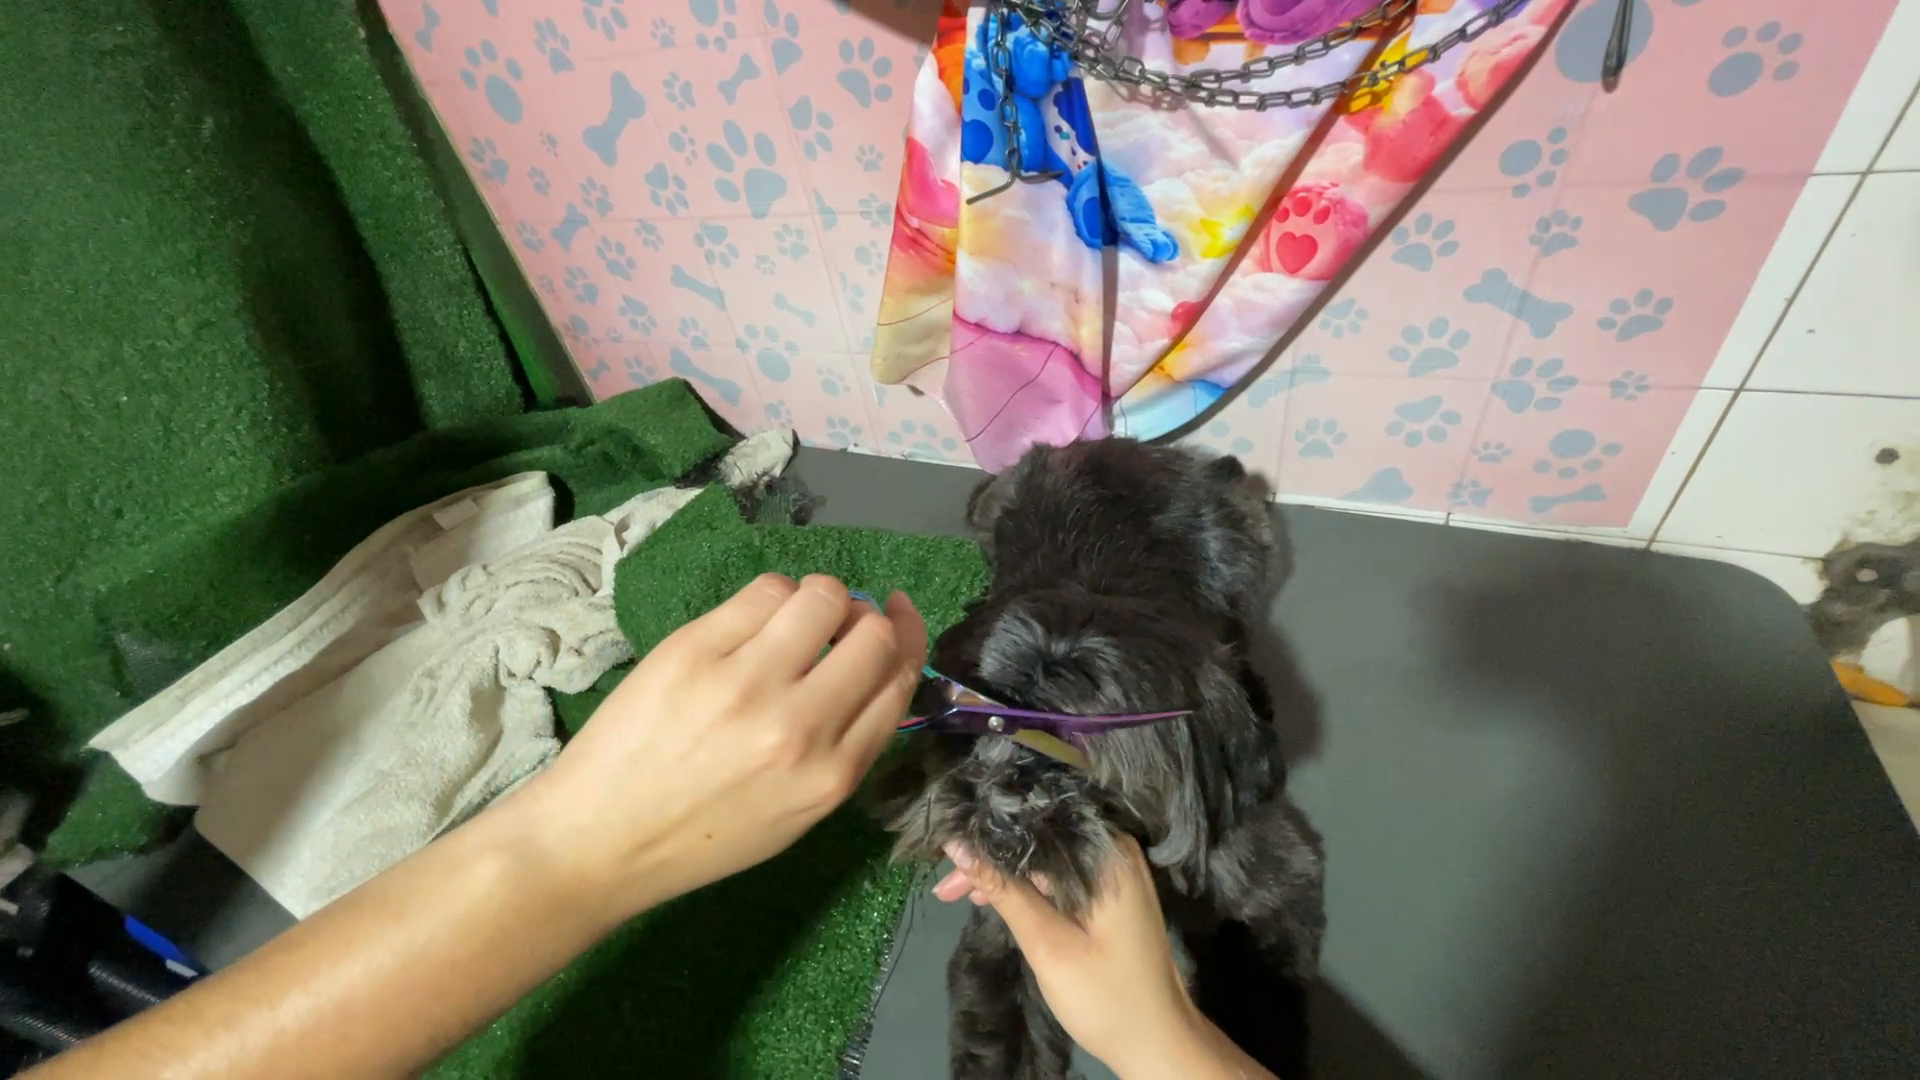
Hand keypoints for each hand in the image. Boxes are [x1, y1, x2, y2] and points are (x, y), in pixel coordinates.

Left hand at [512, 573, 927, 924]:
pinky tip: (755, 620)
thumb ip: (851, 740)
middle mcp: (799, 726)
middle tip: (842, 623)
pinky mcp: (694, 649)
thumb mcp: (802, 810)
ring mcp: (744, 682)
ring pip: (823, 596)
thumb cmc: (707, 835)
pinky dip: (776, 596)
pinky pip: (767, 590)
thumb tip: (876, 659)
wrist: (599, 841)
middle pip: (873, 632)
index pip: (899, 678)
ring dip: (823, 599)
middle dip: (869, 616)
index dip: (908, 636)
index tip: (900, 615)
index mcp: (833, 774)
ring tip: (795, 620)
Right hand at [934, 835, 1218, 1077]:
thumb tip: (956, 844)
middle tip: (945, 885)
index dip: (988, 830)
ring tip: (955, 892)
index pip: (1036, 821)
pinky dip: (1026, 885)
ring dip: (1003, 873)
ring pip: (1044, 856)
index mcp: (1106, 850)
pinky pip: (1058, 872)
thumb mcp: (1047, 944)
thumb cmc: (1107, 996)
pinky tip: (992, 897)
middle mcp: (1112, 846)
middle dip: (990, 857)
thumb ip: (1003, 890)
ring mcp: (1111, 868)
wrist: (1160, 1044)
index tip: (946, 845)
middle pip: (1038, 838)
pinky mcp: (1107, 888)